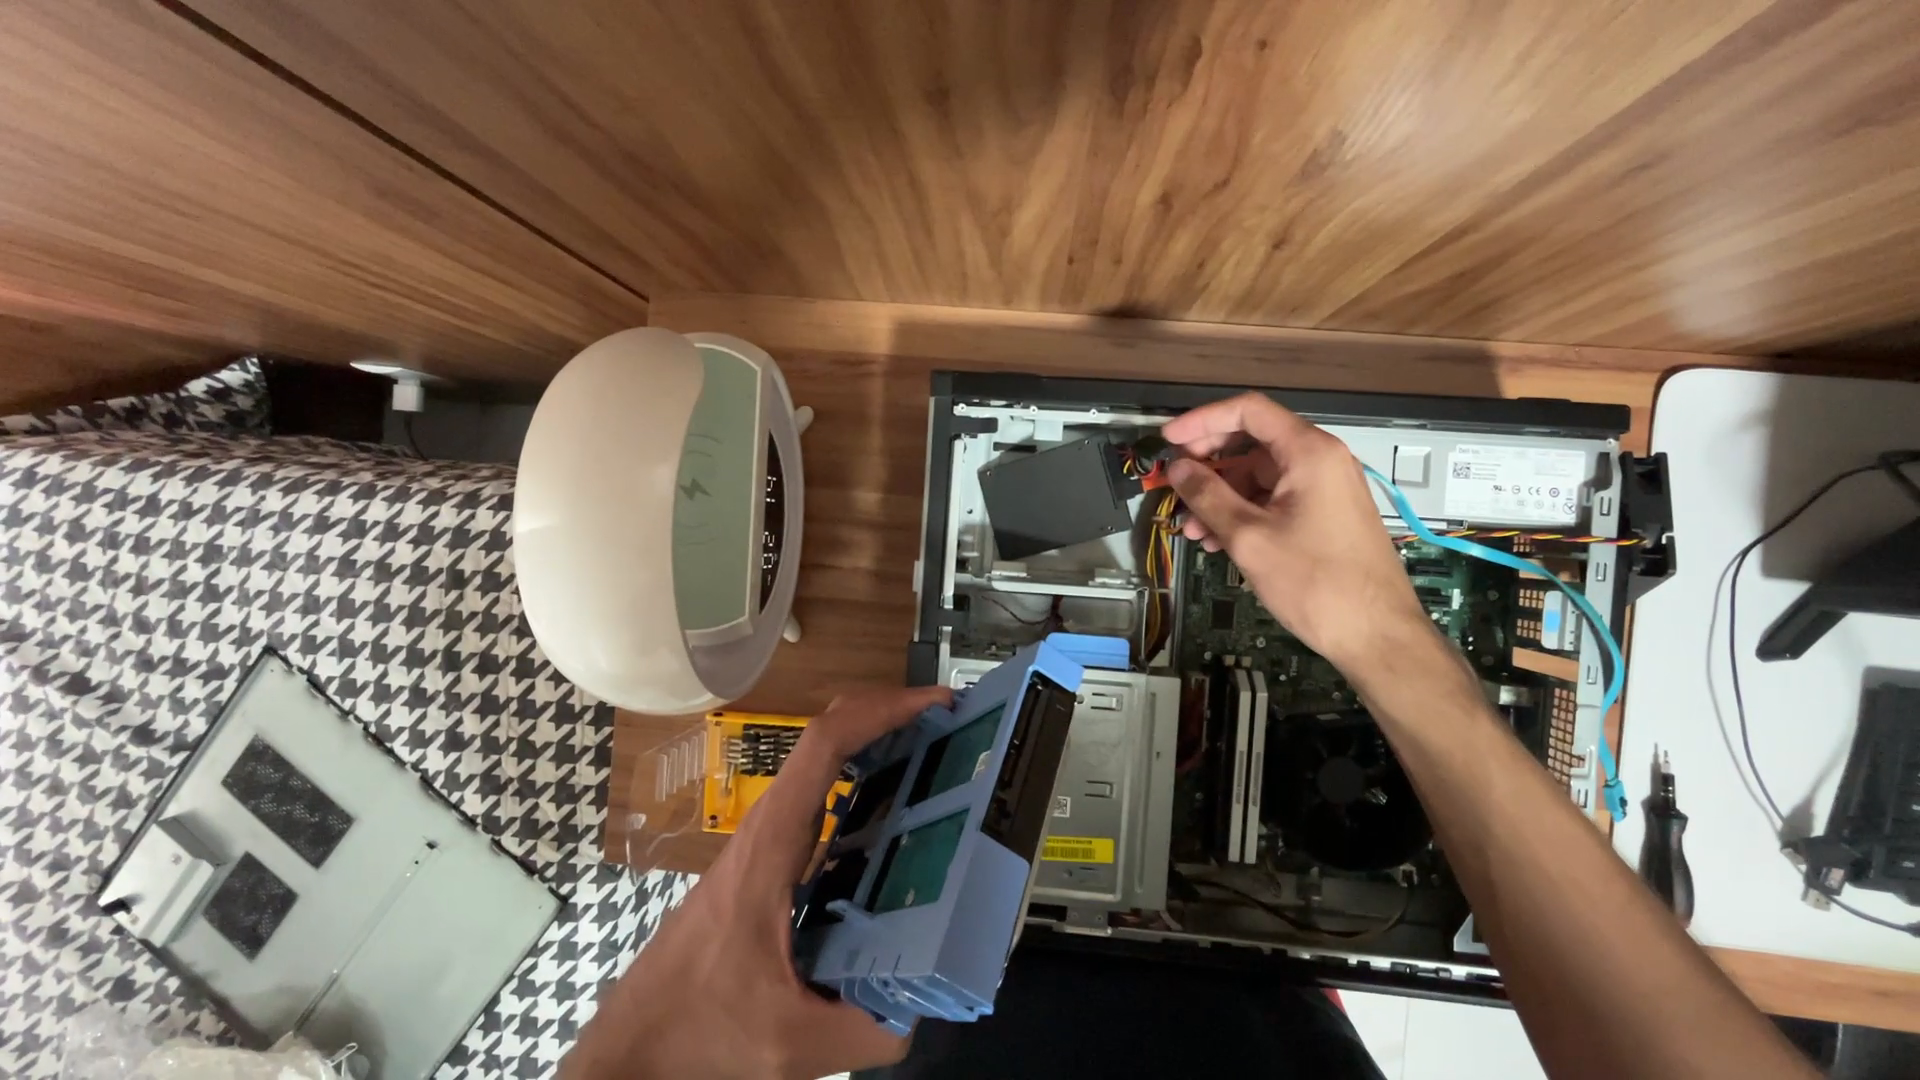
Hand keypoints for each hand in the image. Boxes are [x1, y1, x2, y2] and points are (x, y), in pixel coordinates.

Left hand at [561, 684, 951, 1079]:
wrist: (634, 1049)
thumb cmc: (700, 1030)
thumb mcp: (793, 1042)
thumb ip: (869, 1029)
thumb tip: (924, 1007)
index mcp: (773, 843)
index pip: (826, 743)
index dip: (882, 710)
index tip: (935, 704)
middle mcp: (768, 827)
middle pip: (827, 737)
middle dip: (888, 714)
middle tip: (948, 725)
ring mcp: (763, 841)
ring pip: (820, 765)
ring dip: (874, 744)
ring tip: (934, 758)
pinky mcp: (763, 862)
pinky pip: (817, 800)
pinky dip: (858, 784)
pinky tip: (893, 819)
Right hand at [1162, 393, 1430, 670]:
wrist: (1375, 634)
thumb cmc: (1315, 582)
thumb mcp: (1248, 537)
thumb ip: (1207, 496)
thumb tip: (1177, 468)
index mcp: (1308, 452)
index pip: (1248, 411)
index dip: (1202, 420)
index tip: (1168, 441)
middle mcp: (1320, 460)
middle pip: (1252, 441)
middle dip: (1207, 462)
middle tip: (1174, 484)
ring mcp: (1324, 488)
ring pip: (1258, 475)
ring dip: (1220, 495)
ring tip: (1191, 527)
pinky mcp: (1323, 515)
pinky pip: (1273, 499)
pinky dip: (1242, 512)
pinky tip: (1217, 540)